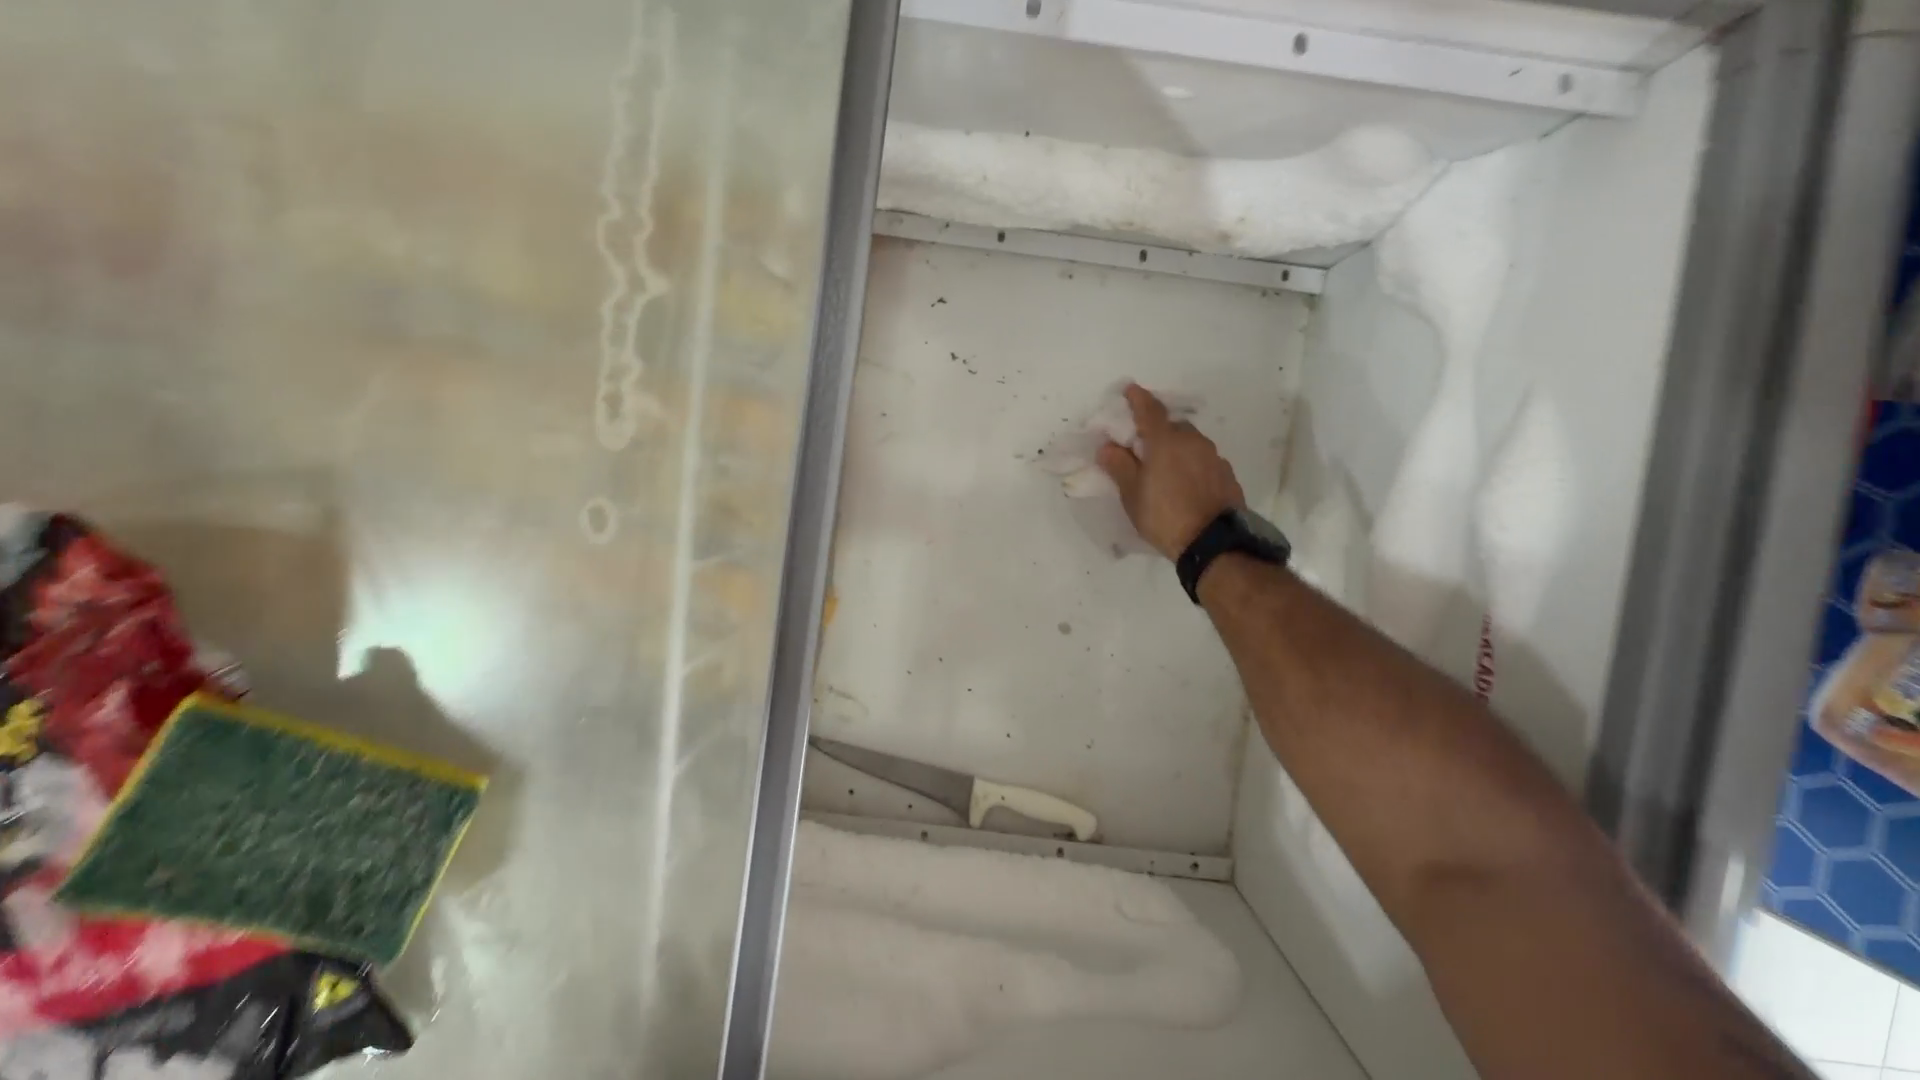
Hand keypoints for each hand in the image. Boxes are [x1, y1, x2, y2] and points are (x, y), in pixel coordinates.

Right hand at [1097, 384, 1245, 559]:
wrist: (1213, 542)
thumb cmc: (1164, 515)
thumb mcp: (1132, 495)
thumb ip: (1120, 466)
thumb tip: (1108, 446)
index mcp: (1165, 441)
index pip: (1150, 410)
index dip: (1138, 399)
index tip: (1130, 390)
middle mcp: (1192, 441)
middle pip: (1173, 426)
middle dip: (1159, 430)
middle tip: (1145, 445)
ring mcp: (1214, 457)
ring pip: (1191, 443)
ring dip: (1177, 449)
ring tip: (1166, 469)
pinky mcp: (1227, 475)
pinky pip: (1204, 461)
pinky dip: (1193, 465)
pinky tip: (1187, 484)